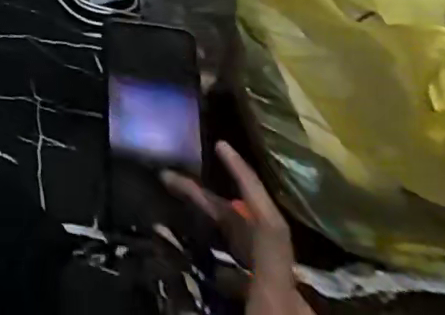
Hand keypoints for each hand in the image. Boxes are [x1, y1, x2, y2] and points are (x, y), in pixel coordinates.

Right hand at [164, 141, 305, 314]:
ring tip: (183, 212)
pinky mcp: (283, 314)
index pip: (268, 224)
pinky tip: (207, 270)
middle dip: (213, 203)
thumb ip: (184, 296)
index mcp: (277, 292)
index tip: (222, 145)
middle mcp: (289, 293)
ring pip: (254, 258)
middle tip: (173, 180)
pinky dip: (230, 265)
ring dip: (219, 233)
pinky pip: (257, 279)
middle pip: (253, 234)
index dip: (247, 181)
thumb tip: (155, 247)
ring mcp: (290, 305)